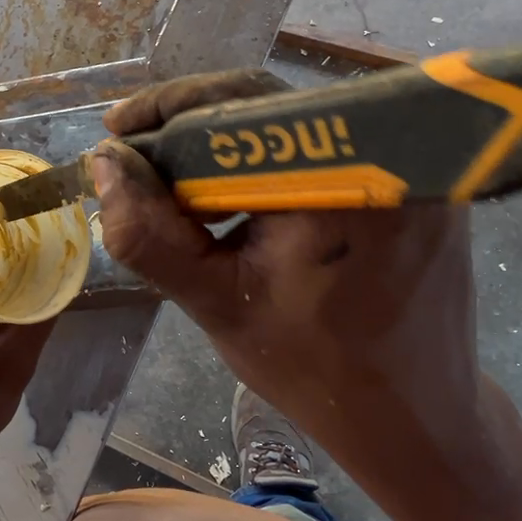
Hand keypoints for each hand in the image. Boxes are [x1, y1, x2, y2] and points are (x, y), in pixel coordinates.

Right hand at [89, 70, 480, 488]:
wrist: (416, 417)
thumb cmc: (311, 366)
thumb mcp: (211, 302)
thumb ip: (145, 233)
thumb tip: (104, 164)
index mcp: (341, 184)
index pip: (239, 104)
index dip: (169, 108)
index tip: (117, 132)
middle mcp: (391, 157)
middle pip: (267, 105)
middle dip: (191, 125)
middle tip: (138, 156)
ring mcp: (412, 167)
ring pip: (292, 123)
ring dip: (226, 143)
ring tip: (177, 180)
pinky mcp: (417, 183)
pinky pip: (325, 145)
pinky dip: (268, 161)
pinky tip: (236, 196)